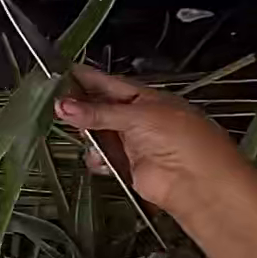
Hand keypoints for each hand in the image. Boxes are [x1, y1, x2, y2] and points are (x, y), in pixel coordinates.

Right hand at [53, 66, 249, 214]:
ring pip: (95, 132)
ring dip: (86, 134)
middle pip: (99, 107)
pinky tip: (97, 158)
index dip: (86, 77)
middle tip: (57, 104)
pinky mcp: (125, 164)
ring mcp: (132, 142)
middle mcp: (139, 119)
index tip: (59, 73)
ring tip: (79, 133)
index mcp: (148, 99)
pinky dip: (94, 157)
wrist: (199, 185)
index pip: (109, 83)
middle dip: (79, 107)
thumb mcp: (139, 117)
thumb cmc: (185, 143)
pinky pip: (99, 156)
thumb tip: (63, 105)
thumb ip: (98, 112)